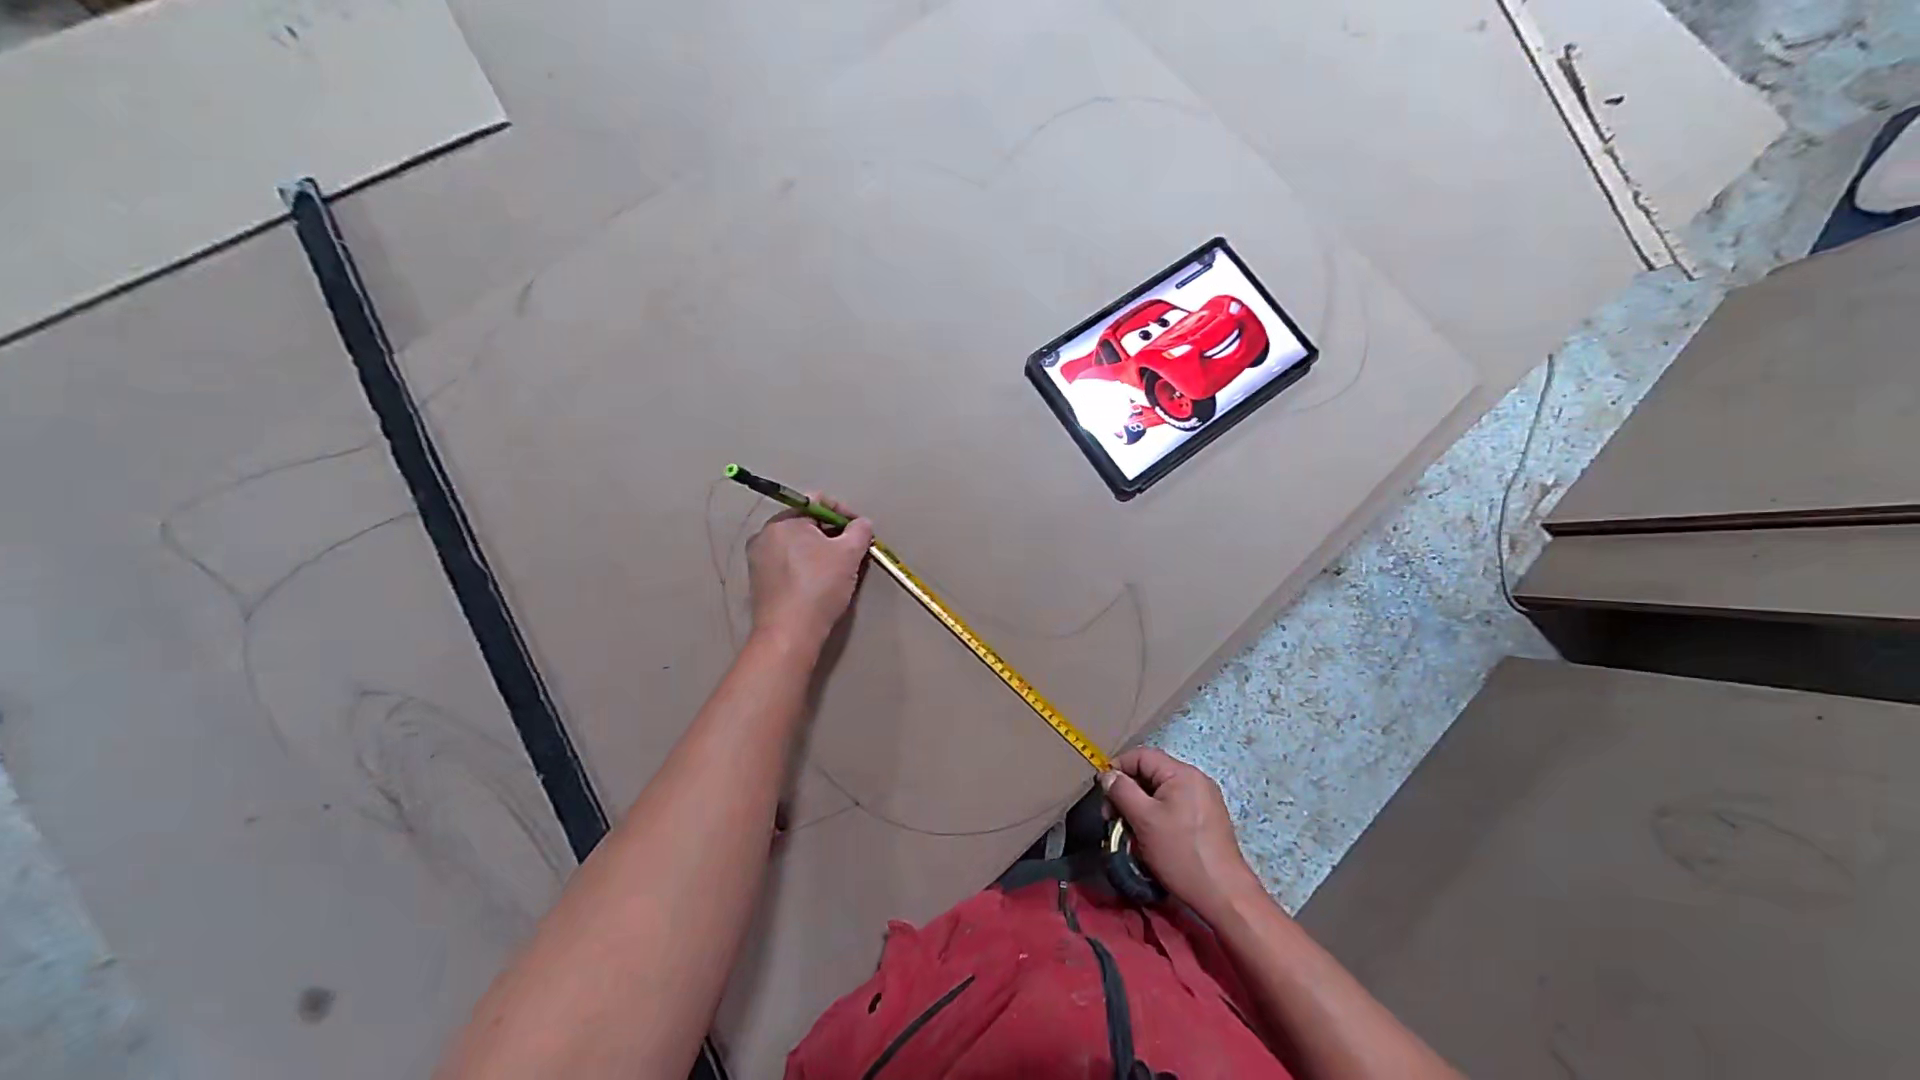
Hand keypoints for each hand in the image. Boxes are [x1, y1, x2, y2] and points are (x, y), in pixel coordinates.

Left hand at [745, 496, 874, 652]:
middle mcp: (765, 535)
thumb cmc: (819, 587)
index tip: (861, 529)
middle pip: (806, 523)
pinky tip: (821, 583)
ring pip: (797, 544)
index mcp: (783, 521)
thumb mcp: (849, 554)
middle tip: (853, 550)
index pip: (817, 501)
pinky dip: (806, 566)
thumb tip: (862, 524)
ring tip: (840, 569)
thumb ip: (859, 532)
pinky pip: (788, 563)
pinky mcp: (759, 581)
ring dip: (820, 551)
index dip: (844, 511)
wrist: (790, 632)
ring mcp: (758, 559)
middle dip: (832, 533)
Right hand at [1101, 748, 1263, 923]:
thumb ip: (1121, 791)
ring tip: (1130, 831)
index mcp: (1182, 774)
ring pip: (1160, 792)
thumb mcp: (1144, 819)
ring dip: (1139, 807)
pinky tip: (1149, 838)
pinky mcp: (1206, 819)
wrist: (1223, 894)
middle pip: (1150, 773)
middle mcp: (1196, 780)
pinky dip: (1156, 816)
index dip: (1117, 768)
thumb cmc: (1181, 853)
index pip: (1141, 755)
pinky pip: (1173, 806)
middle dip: (1127, 792)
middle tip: (1113, 817)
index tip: (1103, 793)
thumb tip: (1107, 775)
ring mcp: (1204, 800)